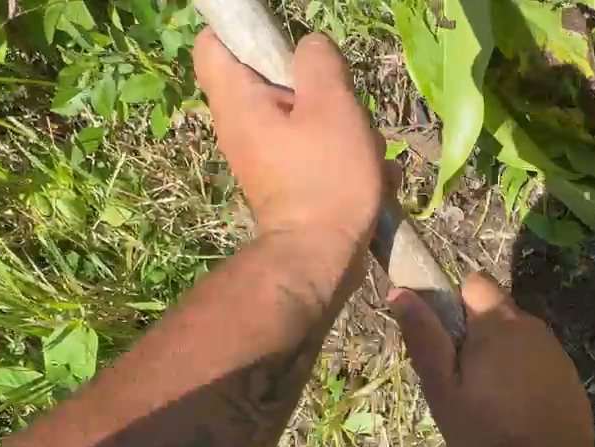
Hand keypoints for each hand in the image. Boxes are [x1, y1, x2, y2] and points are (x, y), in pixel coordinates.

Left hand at [194, 30, 383, 278]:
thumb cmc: (324, 179)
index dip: (249, 36)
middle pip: (276, 85)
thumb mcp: (331, 104)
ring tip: (372, 152)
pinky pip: (318, 162)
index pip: (215, 42)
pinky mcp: (292, 191)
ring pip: (307, 126)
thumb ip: (319, 61)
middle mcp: (243, 130)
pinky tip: (378, 180)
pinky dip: (347, 166)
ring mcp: (268, 164)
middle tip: (343, 107)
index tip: (289, 53)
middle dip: (319, 92)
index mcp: (238, 100)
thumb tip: (312, 50)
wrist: (321, 260)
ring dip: (346, 133)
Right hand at [390, 274, 594, 446]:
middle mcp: (531, 326)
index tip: (448, 341)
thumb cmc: (486, 429)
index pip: (474, 284)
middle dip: (480, 334)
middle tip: (465, 380)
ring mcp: (555, 351)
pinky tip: (519, 411)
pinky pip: (540, 363)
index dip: (456, 305)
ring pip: (521, 339)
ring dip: (505, 356)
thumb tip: (400, 292)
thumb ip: (424, 338)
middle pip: (499, 312)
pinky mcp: (570, 377)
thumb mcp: (442, 389)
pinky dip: (527, 376)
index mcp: (496, 323)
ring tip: (492, 400)